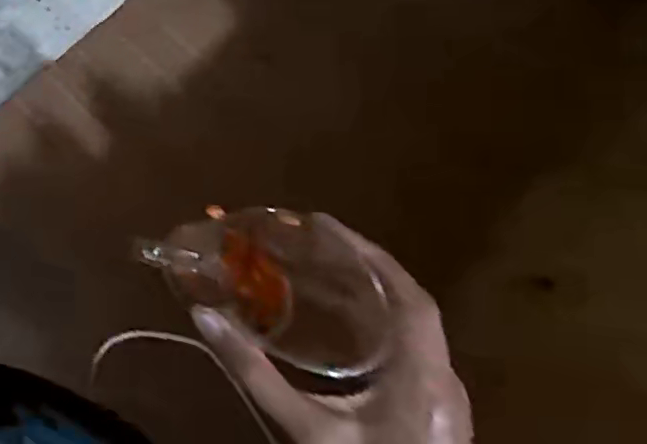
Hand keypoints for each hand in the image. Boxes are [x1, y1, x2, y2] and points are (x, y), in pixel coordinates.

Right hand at [193, 215, 472, 443]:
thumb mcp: (306, 430)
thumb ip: (256, 374)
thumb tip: (202, 314)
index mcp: (423, 380)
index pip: (412, 300)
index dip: (370, 254)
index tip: (321, 223)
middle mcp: (443, 383)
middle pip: (409, 305)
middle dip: (361, 264)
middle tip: (310, 239)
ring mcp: (444, 400)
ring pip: (410, 326)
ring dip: (369, 289)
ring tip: (319, 266)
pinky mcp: (434, 412)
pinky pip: (408, 345)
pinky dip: (374, 317)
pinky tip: (340, 318)